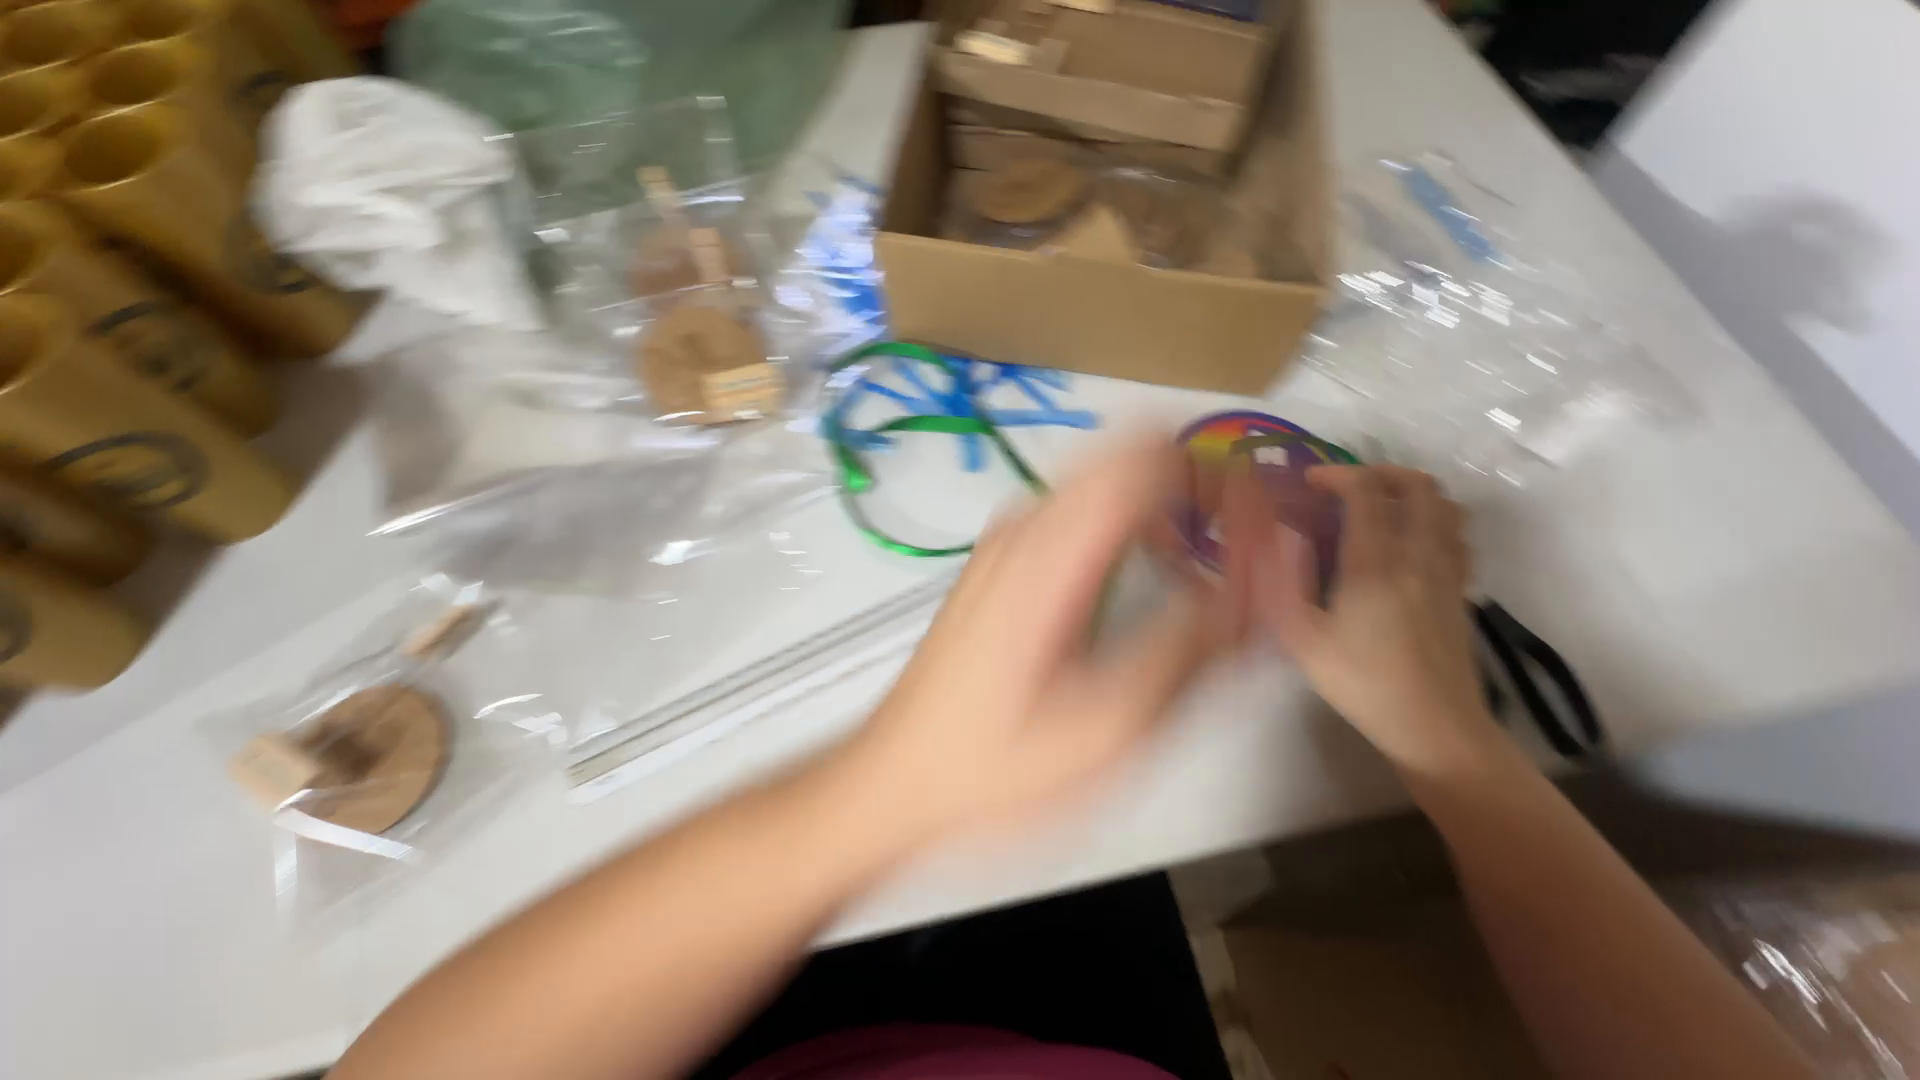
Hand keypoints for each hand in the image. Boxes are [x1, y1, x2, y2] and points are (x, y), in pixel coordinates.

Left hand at [836, 434, 1236, 842]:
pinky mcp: (1001, 563)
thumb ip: (1196, 646)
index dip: (1216, 475)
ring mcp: (1006, 540)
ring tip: (1205, 579)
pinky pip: (1082, 515)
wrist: (896, 779)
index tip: (1259, 528)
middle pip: (1132, 461)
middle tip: (1245, 559)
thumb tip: (1270, 579)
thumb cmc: (996, 764)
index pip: (1147, 455)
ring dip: (1167, 515)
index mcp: (1049, 551)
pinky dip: (1132, 532)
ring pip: (1109, 486)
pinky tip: (1147, 587)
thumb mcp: (1111, 725)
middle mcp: (1024, 526)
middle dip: (1200, 494)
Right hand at [1224, 463, 1502, 775]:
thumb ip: (1287, 583)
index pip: (1366, 491)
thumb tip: (1281, 539)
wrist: (1432, 724)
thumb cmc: (1361, 681)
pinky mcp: (1461, 590)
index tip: (1310, 481)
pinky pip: (1456, 535)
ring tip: (1380, 507)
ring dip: (1412, 493)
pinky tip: (1410, 542)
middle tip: (1348, 486)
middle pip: (1417, 486)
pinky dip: (1433, 521)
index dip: (1337, 474)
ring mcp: (1446, 571)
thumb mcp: (1302, 639)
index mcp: (1375, 562)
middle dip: (1381, 473)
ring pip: (1445, 506)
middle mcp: (1418, 555)